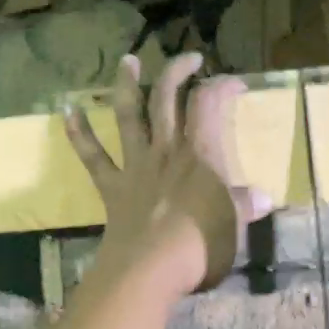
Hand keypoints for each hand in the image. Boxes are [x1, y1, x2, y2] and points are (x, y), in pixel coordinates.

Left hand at [65, 52, 272, 298]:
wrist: (149, 270)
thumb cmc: (200, 248)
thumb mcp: (233, 227)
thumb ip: (243, 207)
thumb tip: (260, 197)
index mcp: (201, 155)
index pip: (211, 104)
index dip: (222, 86)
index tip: (236, 84)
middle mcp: (166, 151)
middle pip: (167, 98)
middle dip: (178, 71)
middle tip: (188, 57)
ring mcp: (135, 166)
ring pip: (128, 116)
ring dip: (126, 85)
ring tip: (127, 61)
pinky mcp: (111, 187)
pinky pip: (93, 156)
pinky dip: (79, 133)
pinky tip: (68, 112)